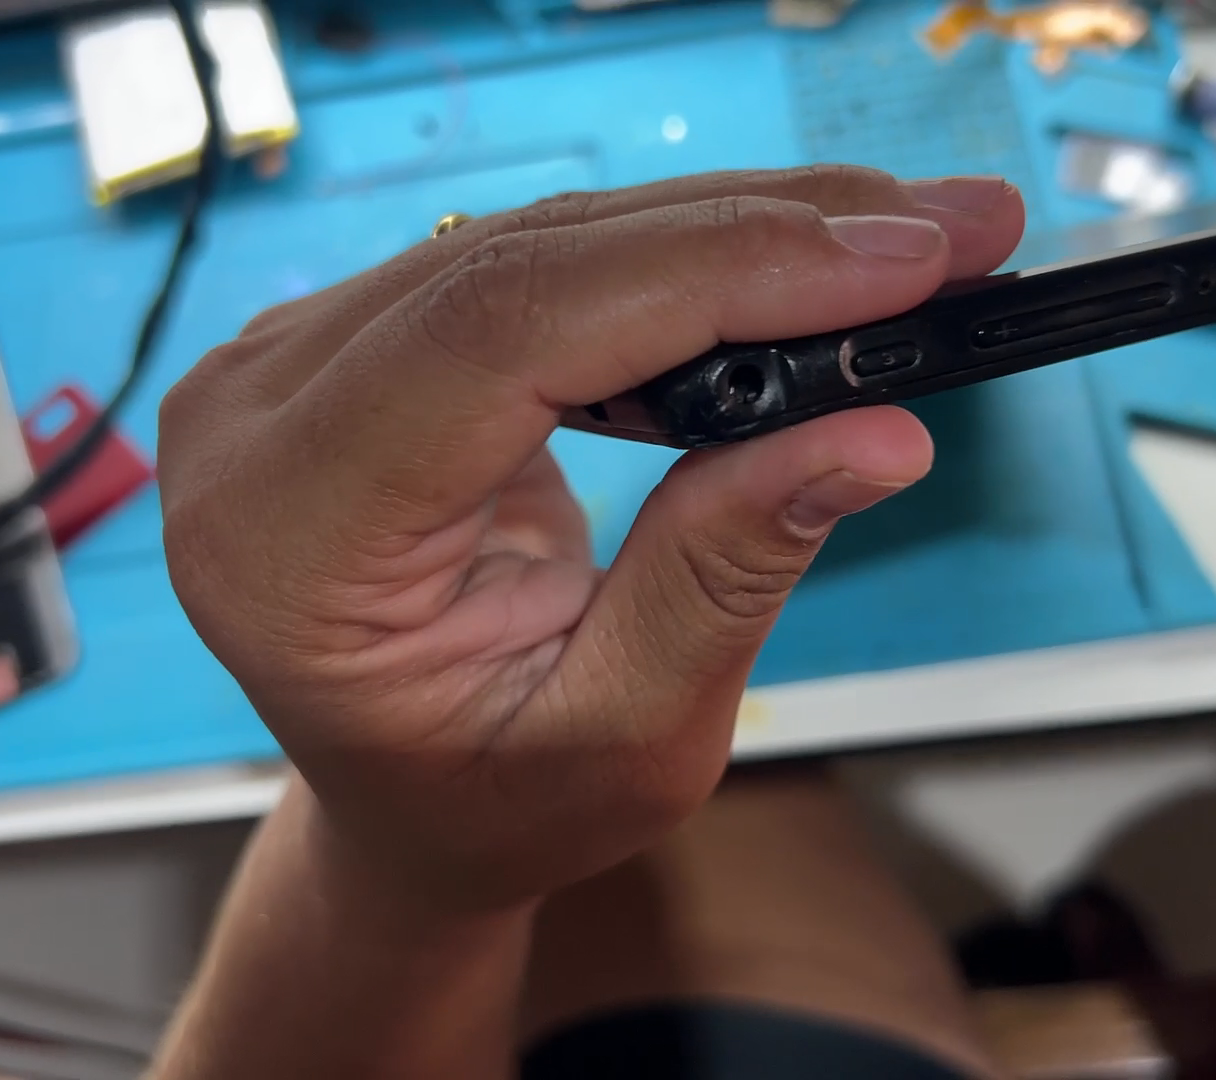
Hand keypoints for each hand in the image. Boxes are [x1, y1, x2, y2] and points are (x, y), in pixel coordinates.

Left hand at [158, 168, 1024, 910]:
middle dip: (764, 233)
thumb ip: (727, 576)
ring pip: (560, 240)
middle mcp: (272, 413)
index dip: (719, 274)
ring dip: (742, 234)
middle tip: (943, 233)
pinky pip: (556, 270)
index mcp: (291, 531)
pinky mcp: (386, 347)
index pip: (509, 328)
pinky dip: (690, 266)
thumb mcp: (625, 734)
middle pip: (539, 257)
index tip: (898, 265)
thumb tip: (874, 437)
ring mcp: (316, 361)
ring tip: (892, 251)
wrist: (410, 797)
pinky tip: (788, 274)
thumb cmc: (495, 803)